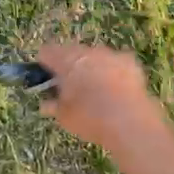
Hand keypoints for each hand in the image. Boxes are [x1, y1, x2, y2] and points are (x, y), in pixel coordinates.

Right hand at [36, 44, 169, 151]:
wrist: (129, 122)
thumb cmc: (90, 119)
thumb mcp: (64, 117)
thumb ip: (53, 106)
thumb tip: (46, 104)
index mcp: (64, 61)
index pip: (46, 52)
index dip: (44, 64)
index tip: (47, 79)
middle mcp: (85, 52)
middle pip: (70, 51)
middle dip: (68, 65)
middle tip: (70, 87)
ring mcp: (108, 54)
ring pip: (93, 56)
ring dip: (91, 67)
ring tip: (96, 90)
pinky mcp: (128, 61)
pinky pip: (115, 62)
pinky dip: (112, 71)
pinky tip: (116, 89)